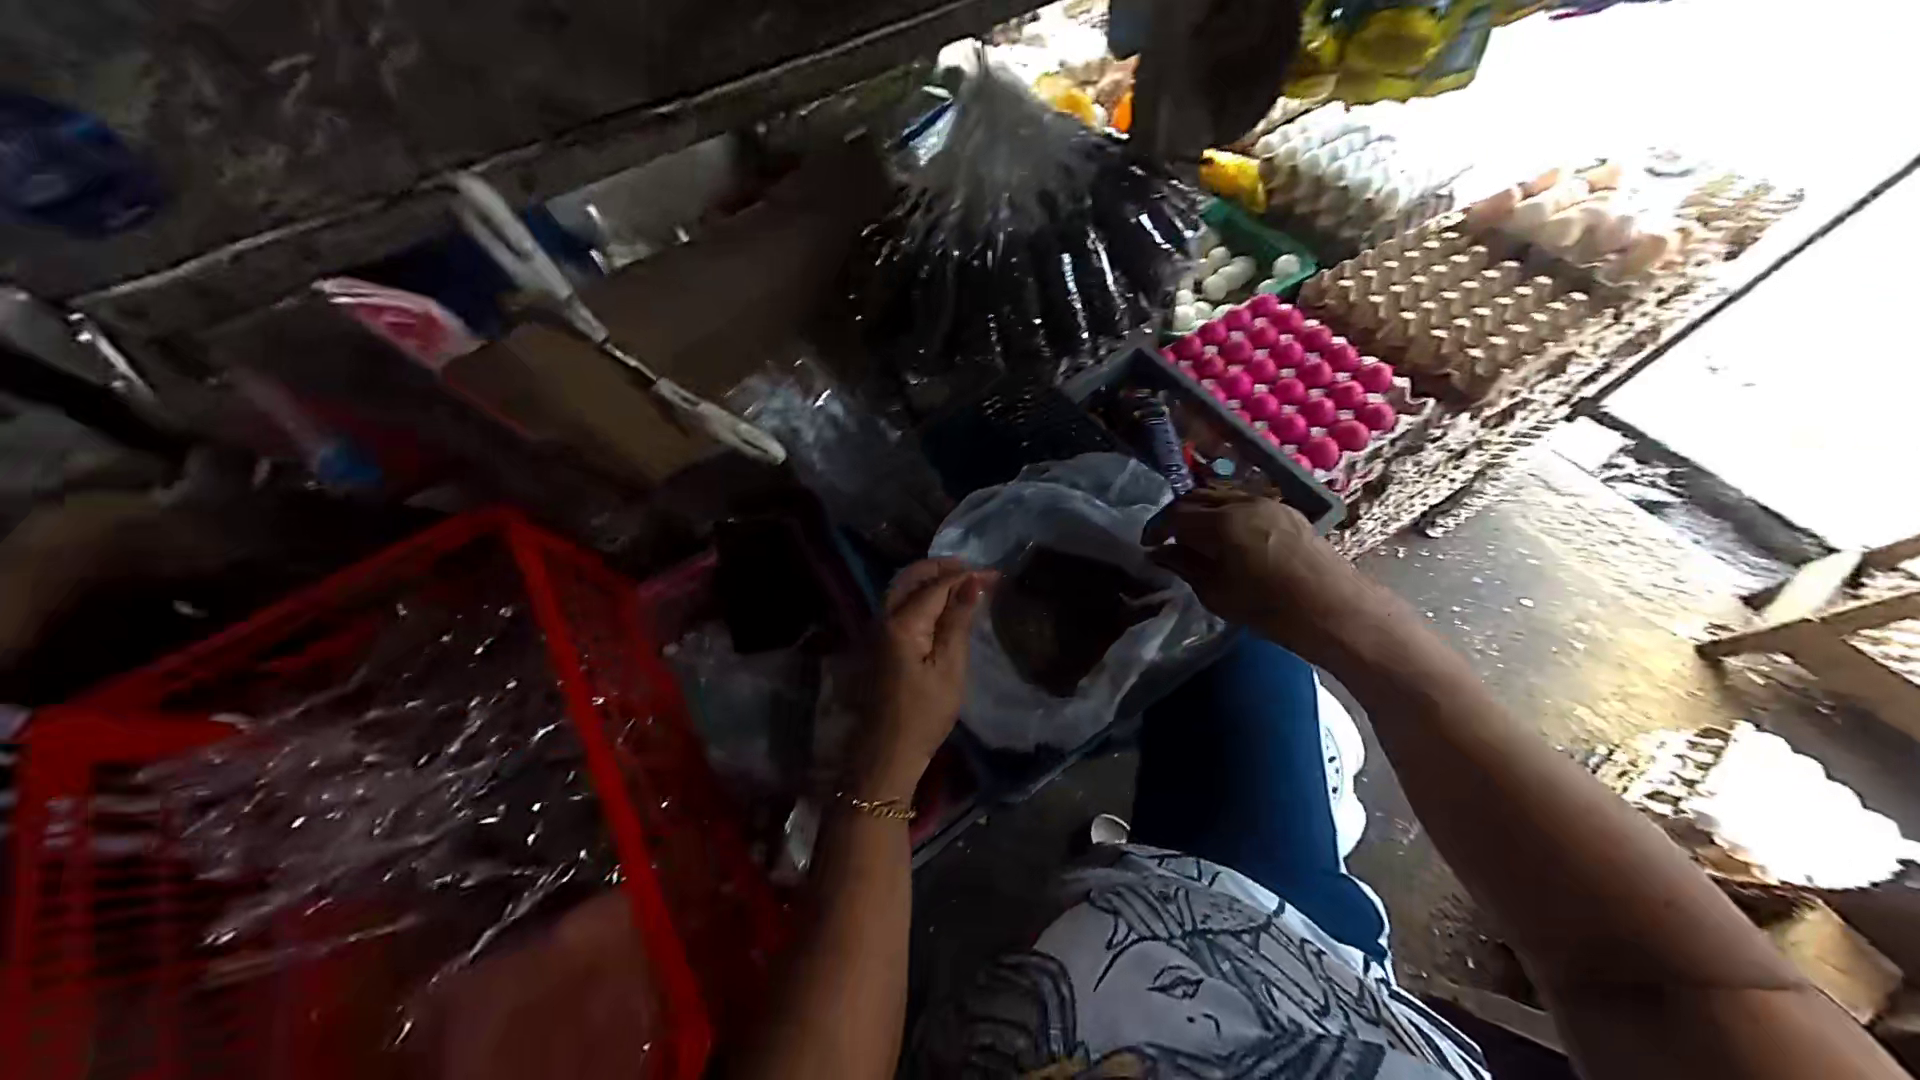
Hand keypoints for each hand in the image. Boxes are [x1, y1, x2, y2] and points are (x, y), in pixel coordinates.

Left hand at [851, 559, 993, 800]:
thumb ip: (958, 622)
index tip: (995, 574)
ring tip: (962, 582)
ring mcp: (877, 629)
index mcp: (902, 624)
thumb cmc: (925, 714)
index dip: (966, 576)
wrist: (887, 752)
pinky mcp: (879, 642)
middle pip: (912, 577)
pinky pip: (899, 603)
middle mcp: (883, 618)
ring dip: (931, 578)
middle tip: (975, 571)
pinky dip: (921, 594)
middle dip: (944, 568)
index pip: (937, 586)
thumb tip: (973, 583)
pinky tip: (941, 602)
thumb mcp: (950, 669)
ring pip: (902, 588)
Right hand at [1144, 487, 1393, 663]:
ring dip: (1203, 511)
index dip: (1157, 527)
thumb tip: (1160, 552)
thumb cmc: (1269, 608)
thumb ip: (1185, 566)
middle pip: (1198, 497)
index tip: (1148, 544)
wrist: (1335, 610)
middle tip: (1168, 539)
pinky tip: (1227, 536)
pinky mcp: (1288, 512)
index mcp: (1221, 522)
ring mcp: (1269, 503)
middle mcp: (1243, 503)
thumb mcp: (1216, 593)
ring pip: (1223, 496)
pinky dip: (1226, 512)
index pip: (1175, 514)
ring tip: (1196, 537)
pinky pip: (1245, 502)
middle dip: (1177, 515)